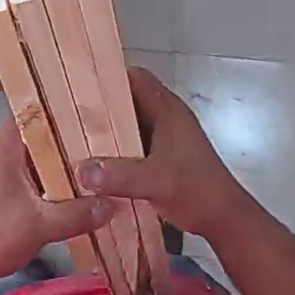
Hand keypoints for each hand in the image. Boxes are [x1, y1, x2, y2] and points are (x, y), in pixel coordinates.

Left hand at [0, 118, 114, 279]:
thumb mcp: (42, 224)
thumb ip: (78, 214)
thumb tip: (112, 204)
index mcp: (8, 150)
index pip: (30, 110)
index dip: (56, 102)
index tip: (85, 101)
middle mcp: (8, 155)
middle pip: (42, 130)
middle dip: (70, 128)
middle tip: (103, 125)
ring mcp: (12, 172)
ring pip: (44, 152)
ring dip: (67, 152)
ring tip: (102, 149)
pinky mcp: (17, 190)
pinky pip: (44, 171)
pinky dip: (62, 172)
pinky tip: (87, 179)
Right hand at [76, 67, 255, 238]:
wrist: (224, 217)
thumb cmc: (196, 191)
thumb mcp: (154, 182)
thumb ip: (118, 175)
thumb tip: (81, 170)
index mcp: (168, 110)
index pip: (136, 78)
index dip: (109, 77)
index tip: (80, 86)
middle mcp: (167, 117)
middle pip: (130, 99)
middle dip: (102, 106)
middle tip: (70, 115)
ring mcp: (167, 136)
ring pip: (131, 122)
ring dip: (109, 129)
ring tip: (77, 136)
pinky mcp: (165, 155)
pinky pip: (135, 141)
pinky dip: (117, 147)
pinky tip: (97, 161)